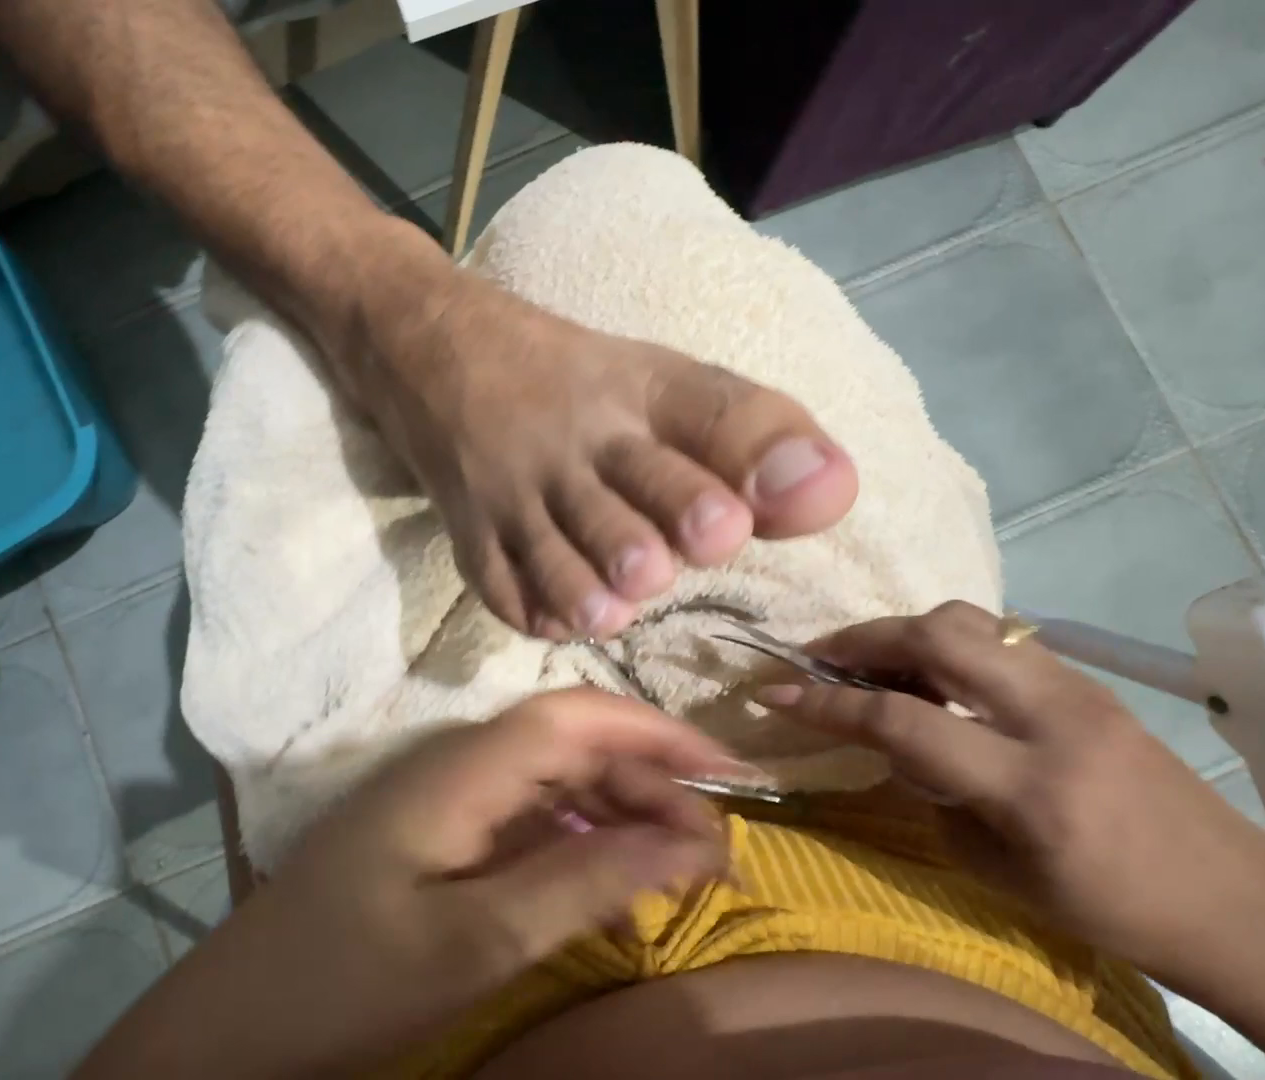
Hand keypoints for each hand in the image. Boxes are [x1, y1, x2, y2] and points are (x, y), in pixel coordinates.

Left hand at [92, 689, 742, 1077]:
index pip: (574, 717)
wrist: (236, 1020)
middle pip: (568, 748)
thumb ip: (583, 882)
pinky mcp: (434, 838)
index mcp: (459, 770)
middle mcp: (453, 767)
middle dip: (648, 785)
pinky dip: (577, 845)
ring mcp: (440, 802)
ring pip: (550, 784)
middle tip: (714, 851)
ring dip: (617, 816)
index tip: (731, 772)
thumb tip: (687, 843)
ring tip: (677, 869)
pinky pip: (523, 823)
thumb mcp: (477, 941)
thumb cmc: (348, 978)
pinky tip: (610, 888)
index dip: (656, 732)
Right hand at [358, 268, 858, 640]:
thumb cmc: (564, 376)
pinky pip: (497, 584)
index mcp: (638, 392)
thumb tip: (832, 493)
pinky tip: (559, 620)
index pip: (711, 417)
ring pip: (558, 556)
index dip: (760, 455)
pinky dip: (530, 610)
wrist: (432, 348)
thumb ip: (743, 435)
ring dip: (589, 588)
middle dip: (667, 529)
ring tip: (615, 608)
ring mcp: (511, 490)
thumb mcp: (655, 381)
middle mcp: (575, 442)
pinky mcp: (466, 529)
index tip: (798, 498)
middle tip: (688, 549)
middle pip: (630, 498)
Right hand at [762, 601, 1264, 980]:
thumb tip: (888, 736)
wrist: (1237, 902)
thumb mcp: (994, 865)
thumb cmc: (1106, 907)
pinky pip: (998, 637)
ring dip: (904, 631)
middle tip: (819, 658)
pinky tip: (931, 676)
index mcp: (1030, 786)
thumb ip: (932, 788)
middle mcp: (1055, 719)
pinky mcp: (1088, 681)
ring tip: (870, 661)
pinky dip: (945, 642)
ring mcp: (1079, 689)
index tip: (772, 694)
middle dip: (863, 638)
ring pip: (969, 620)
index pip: (902, 720)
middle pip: (937, 636)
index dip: (825, 703)